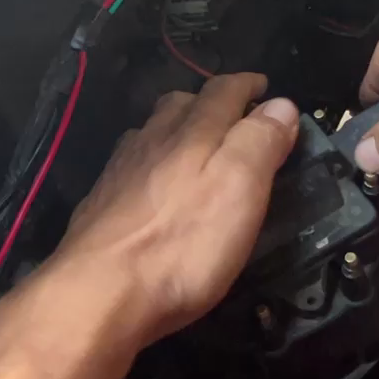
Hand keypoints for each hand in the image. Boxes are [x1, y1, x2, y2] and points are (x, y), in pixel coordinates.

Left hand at [42, 73, 299, 346]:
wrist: (99, 293)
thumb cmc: (182, 245)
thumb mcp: (239, 189)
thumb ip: (259, 141)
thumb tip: (280, 103)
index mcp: (192, 133)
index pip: (223, 91)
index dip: (248, 85)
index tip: (265, 87)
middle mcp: (152, 141)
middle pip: (180, 104)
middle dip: (209, 103)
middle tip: (232, 119)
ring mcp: (120, 170)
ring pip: (151, 132)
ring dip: (176, 130)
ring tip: (194, 146)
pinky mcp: (100, 202)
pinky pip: (130, 164)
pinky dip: (150, 161)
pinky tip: (152, 184)